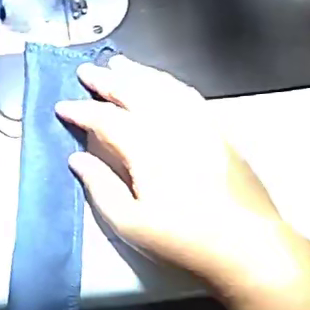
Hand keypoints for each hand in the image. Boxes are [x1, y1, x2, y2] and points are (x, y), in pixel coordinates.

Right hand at [56, 56, 303, 292]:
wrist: (246, 243)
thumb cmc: (184, 239)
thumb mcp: (130, 223)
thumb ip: (100, 187)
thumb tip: (78, 160)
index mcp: (146, 147)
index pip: (106, 119)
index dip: (82, 110)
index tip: (62, 106)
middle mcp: (173, 125)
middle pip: (135, 92)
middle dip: (107, 80)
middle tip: (86, 71)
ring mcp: (199, 124)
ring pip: (163, 87)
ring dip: (138, 74)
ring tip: (120, 66)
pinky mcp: (219, 131)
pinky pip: (188, 95)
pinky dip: (167, 83)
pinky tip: (162, 85)